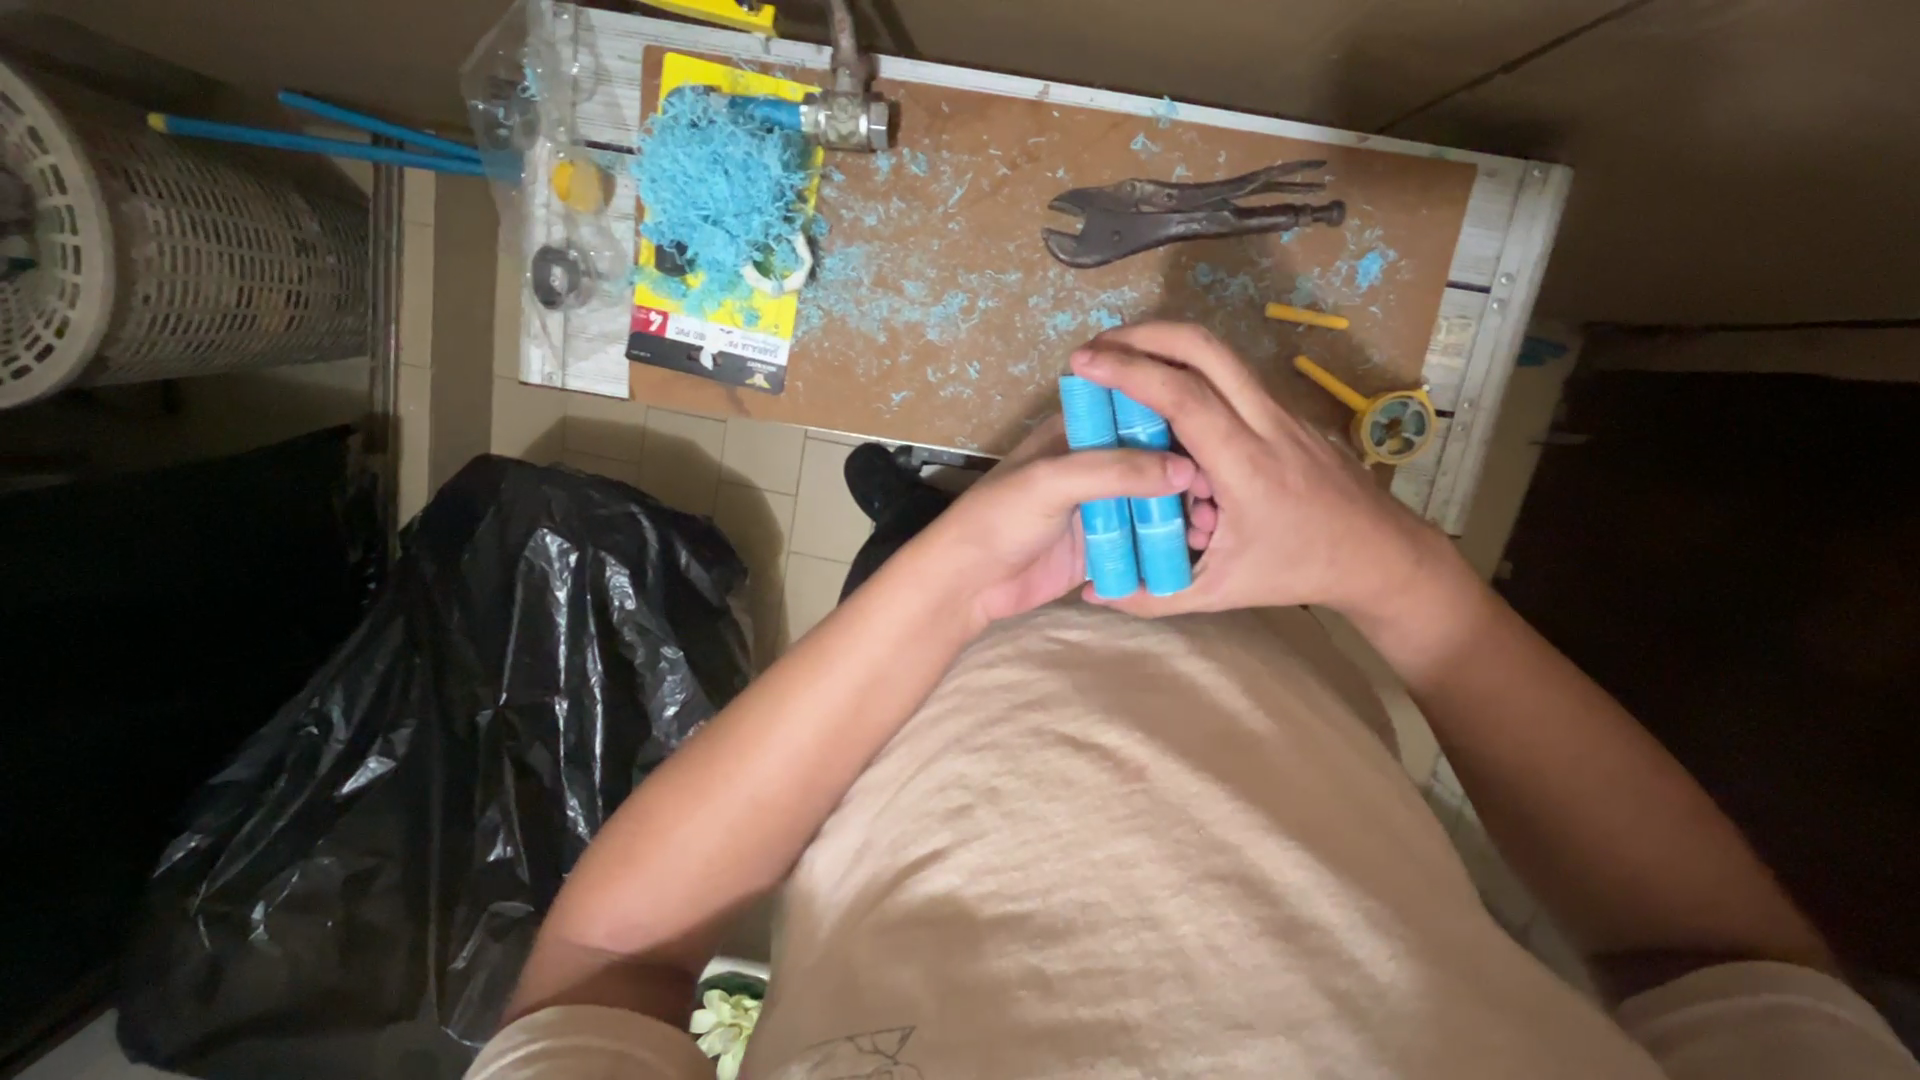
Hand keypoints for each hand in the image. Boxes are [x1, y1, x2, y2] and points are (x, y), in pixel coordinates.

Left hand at [903, 414, 1195, 627]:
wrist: (969, 583)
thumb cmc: (1001, 517)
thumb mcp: (1054, 481)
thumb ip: (1116, 470)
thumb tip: (1186, 469)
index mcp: (1074, 431)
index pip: (1132, 410)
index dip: (1173, 419)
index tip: (1216, 436)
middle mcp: (1091, 462)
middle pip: (1149, 457)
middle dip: (1184, 470)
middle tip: (1222, 491)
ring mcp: (1097, 504)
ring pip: (1150, 498)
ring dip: (1179, 508)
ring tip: (1215, 522)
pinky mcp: (1100, 543)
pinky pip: (1140, 536)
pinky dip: (1165, 540)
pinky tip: (1196, 548)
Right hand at [1069, 322, 1453, 620]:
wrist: (1380, 553)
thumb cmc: (1297, 570)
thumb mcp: (1220, 594)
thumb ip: (1152, 597)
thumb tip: (1090, 593)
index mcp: (1246, 466)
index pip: (1183, 397)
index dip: (1129, 371)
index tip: (1084, 363)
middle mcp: (1266, 423)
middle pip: (1205, 348)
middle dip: (1144, 333)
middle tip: (1098, 345)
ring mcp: (1282, 411)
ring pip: (1222, 354)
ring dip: (1167, 343)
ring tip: (1122, 358)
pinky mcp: (1286, 411)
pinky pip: (1233, 376)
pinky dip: (1191, 367)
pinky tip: (1165, 392)